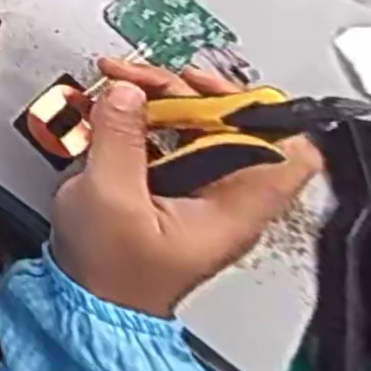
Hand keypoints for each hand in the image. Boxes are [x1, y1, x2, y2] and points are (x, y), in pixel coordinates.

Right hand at [50, 57, 322, 317]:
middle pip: (222, 127)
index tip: (194, 81)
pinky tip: (99, 111)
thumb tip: (127, 91)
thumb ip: (119, 139)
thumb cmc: (111, 261)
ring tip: (108, 87)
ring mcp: (189, 189)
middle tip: (126, 77)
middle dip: (174, 92)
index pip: (279, 149)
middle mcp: (220, 194)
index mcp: (231, 205)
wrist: (90, 292)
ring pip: (187, 129)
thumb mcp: (109, 195)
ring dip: (146, 101)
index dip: (245, 106)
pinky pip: (155, 139)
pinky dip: (128, 118)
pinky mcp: (158, 183)